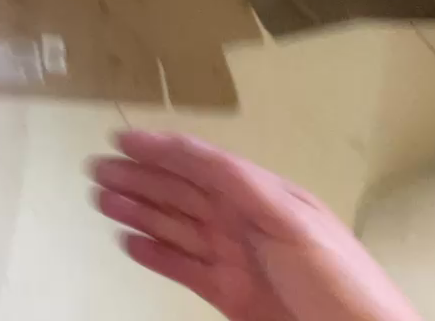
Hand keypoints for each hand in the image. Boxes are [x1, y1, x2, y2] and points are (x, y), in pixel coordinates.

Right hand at [88, 131, 421, 320]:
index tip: (119, 138)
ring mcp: (234, 259)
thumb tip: (182, 148)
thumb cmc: (338, 282)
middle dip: (137, 176)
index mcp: (260, 195)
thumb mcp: (291, 220)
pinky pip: (181, 268)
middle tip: (96, 169)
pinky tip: (127, 243)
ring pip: (173, 225)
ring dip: (136, 210)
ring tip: (101, 201)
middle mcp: (242, 221)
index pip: (199, 162)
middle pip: (179, 191)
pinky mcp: (228, 297)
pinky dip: (153, 254)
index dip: (159, 147)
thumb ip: (237, 182)